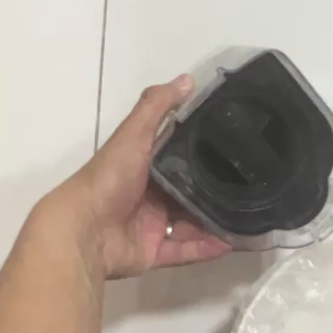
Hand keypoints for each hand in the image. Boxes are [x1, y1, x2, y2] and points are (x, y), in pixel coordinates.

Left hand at [58, 76, 232, 279]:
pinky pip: (185, 251)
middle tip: (247, 188)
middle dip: (213, 192)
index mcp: (142, 167)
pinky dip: (206, 248)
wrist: (85, 229)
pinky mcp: (153, 253)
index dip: (202, 152)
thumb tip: (187, 79)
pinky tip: (231, 243)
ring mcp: (150, 226)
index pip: (177, 157)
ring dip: (214, 223)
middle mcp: (148, 196)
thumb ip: (157, 108)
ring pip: (190, 224)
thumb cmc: (108, 178)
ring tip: (246, 219)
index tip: (232, 147)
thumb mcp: (133, 135)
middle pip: (187, 193)